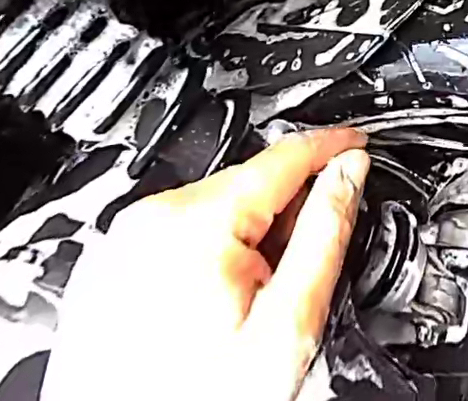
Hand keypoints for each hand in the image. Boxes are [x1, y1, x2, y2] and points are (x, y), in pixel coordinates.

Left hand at [42, 129, 369, 400]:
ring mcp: (119, 248)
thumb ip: (326, 231)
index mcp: (194, 221)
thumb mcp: (288, 323)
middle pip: (256, 180)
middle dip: (292, 209)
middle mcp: (147, 221)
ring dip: (256, 233)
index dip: (336, 144)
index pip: (288, 153)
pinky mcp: (108, 274)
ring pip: (224, 206)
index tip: (360, 144)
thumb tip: (349, 170)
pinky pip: (187, 234)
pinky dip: (218, 253)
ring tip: (253, 301)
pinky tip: (218, 307)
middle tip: (301, 269)